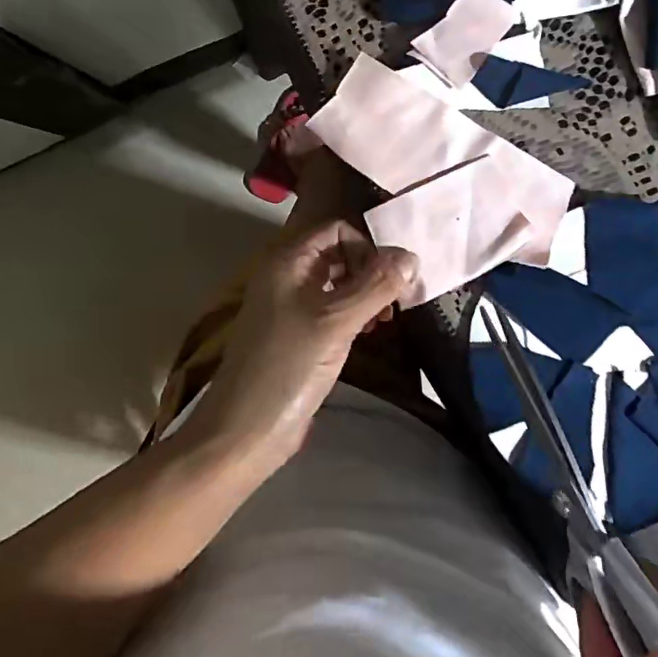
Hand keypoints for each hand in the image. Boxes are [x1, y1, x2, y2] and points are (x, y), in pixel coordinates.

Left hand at [181, 220, 416, 465]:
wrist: (247, 426)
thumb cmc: (289, 365)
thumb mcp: (336, 321)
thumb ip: (375, 286)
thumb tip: (410, 255)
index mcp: (287, 262)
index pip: (335, 230)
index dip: (367, 247)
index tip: (392, 280)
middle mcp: (286, 277)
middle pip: (337, 254)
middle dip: (370, 271)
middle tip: (394, 304)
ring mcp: (289, 307)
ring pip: (336, 284)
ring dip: (365, 295)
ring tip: (383, 323)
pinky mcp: (296, 335)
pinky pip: (330, 310)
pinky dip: (352, 315)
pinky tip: (366, 335)